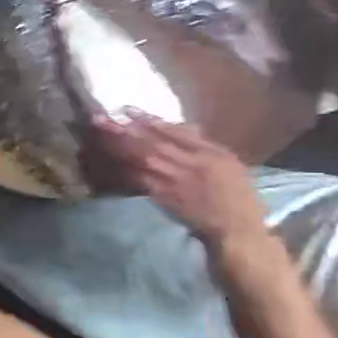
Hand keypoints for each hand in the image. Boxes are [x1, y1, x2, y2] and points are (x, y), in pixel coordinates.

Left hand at [94, 110, 267, 243]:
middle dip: (125, 130)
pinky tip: (110, 158)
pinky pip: (141, 180)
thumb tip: (176, 126)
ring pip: (142, 159)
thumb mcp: (228, 160)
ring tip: (101, 133)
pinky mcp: (164, 198)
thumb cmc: (236, 192)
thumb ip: (201, 143)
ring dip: (120, 145)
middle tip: (101, 118)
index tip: (127, 110)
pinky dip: (125, 167)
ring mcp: (174, 182)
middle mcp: (189, 165)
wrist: (236, 227)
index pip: (174, 132)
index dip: (149, 120)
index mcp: (208, 153)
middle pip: (152, 144)